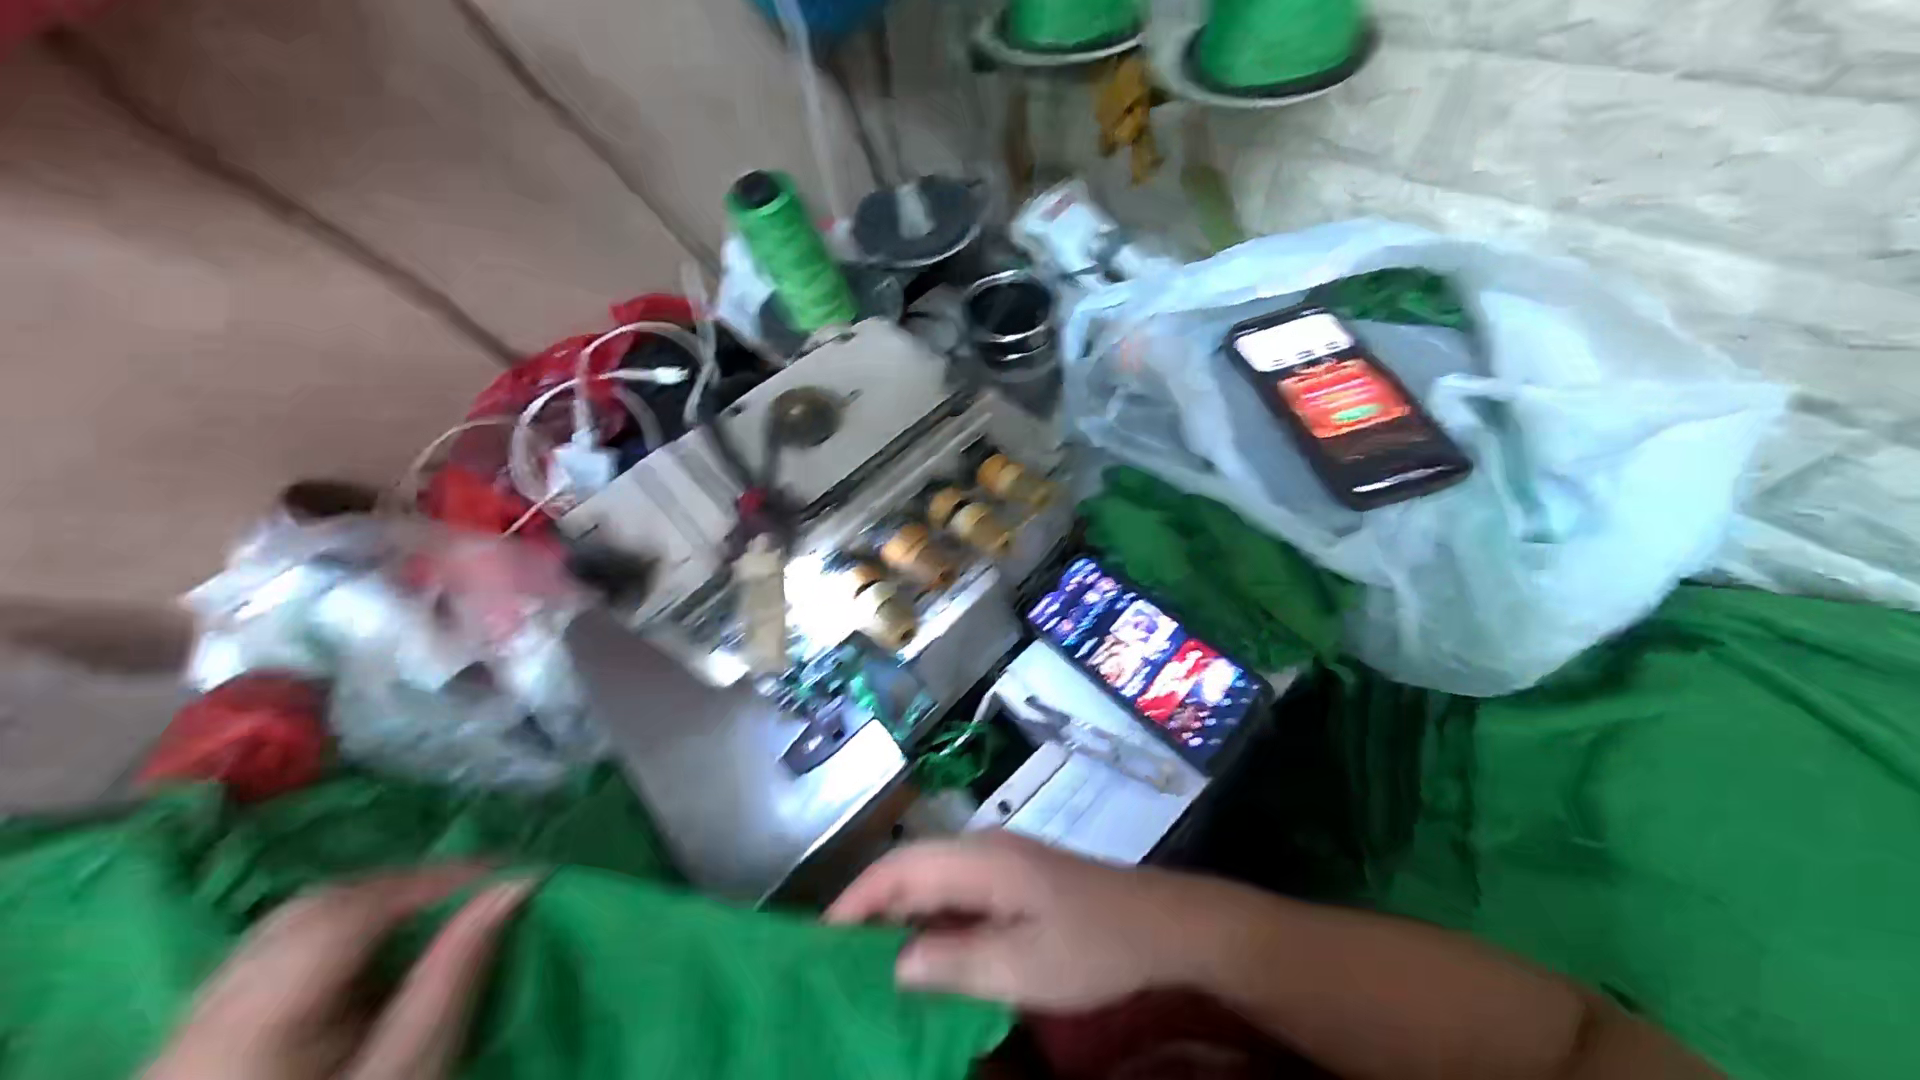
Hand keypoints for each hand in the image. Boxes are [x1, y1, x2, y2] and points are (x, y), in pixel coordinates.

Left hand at [146, 865, 532, 1079]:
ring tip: (435, 920)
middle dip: (403, 889)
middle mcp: (208, 1014)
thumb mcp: (412, 1070)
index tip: (504, 874)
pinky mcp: (198, 1044)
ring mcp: (192, 1030)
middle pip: (313, 910)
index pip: (348, 912)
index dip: (431, 880)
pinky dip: (337, 940)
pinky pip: (274, 957)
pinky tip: (377, 962)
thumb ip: (457, 972)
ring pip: (290, 927)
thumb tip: (515, 886)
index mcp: (255, 1024)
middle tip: (472, 894)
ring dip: (372, 911)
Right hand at [826, 831, 1227, 1009]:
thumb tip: (893, 965)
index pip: (899, 870)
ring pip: (931, 881)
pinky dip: (929, 920)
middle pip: (910, 870)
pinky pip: (955, 892)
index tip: (819, 941)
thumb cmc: (1092, 945)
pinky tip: (922, 954)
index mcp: (979, 859)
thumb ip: (954, 963)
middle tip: (834, 958)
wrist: (1161, 924)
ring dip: (898, 916)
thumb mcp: (1023, 966)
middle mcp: (982, 849)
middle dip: (869, 909)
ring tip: (866, 961)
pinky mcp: (1012, 878)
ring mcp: (999, 861)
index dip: (855, 900)